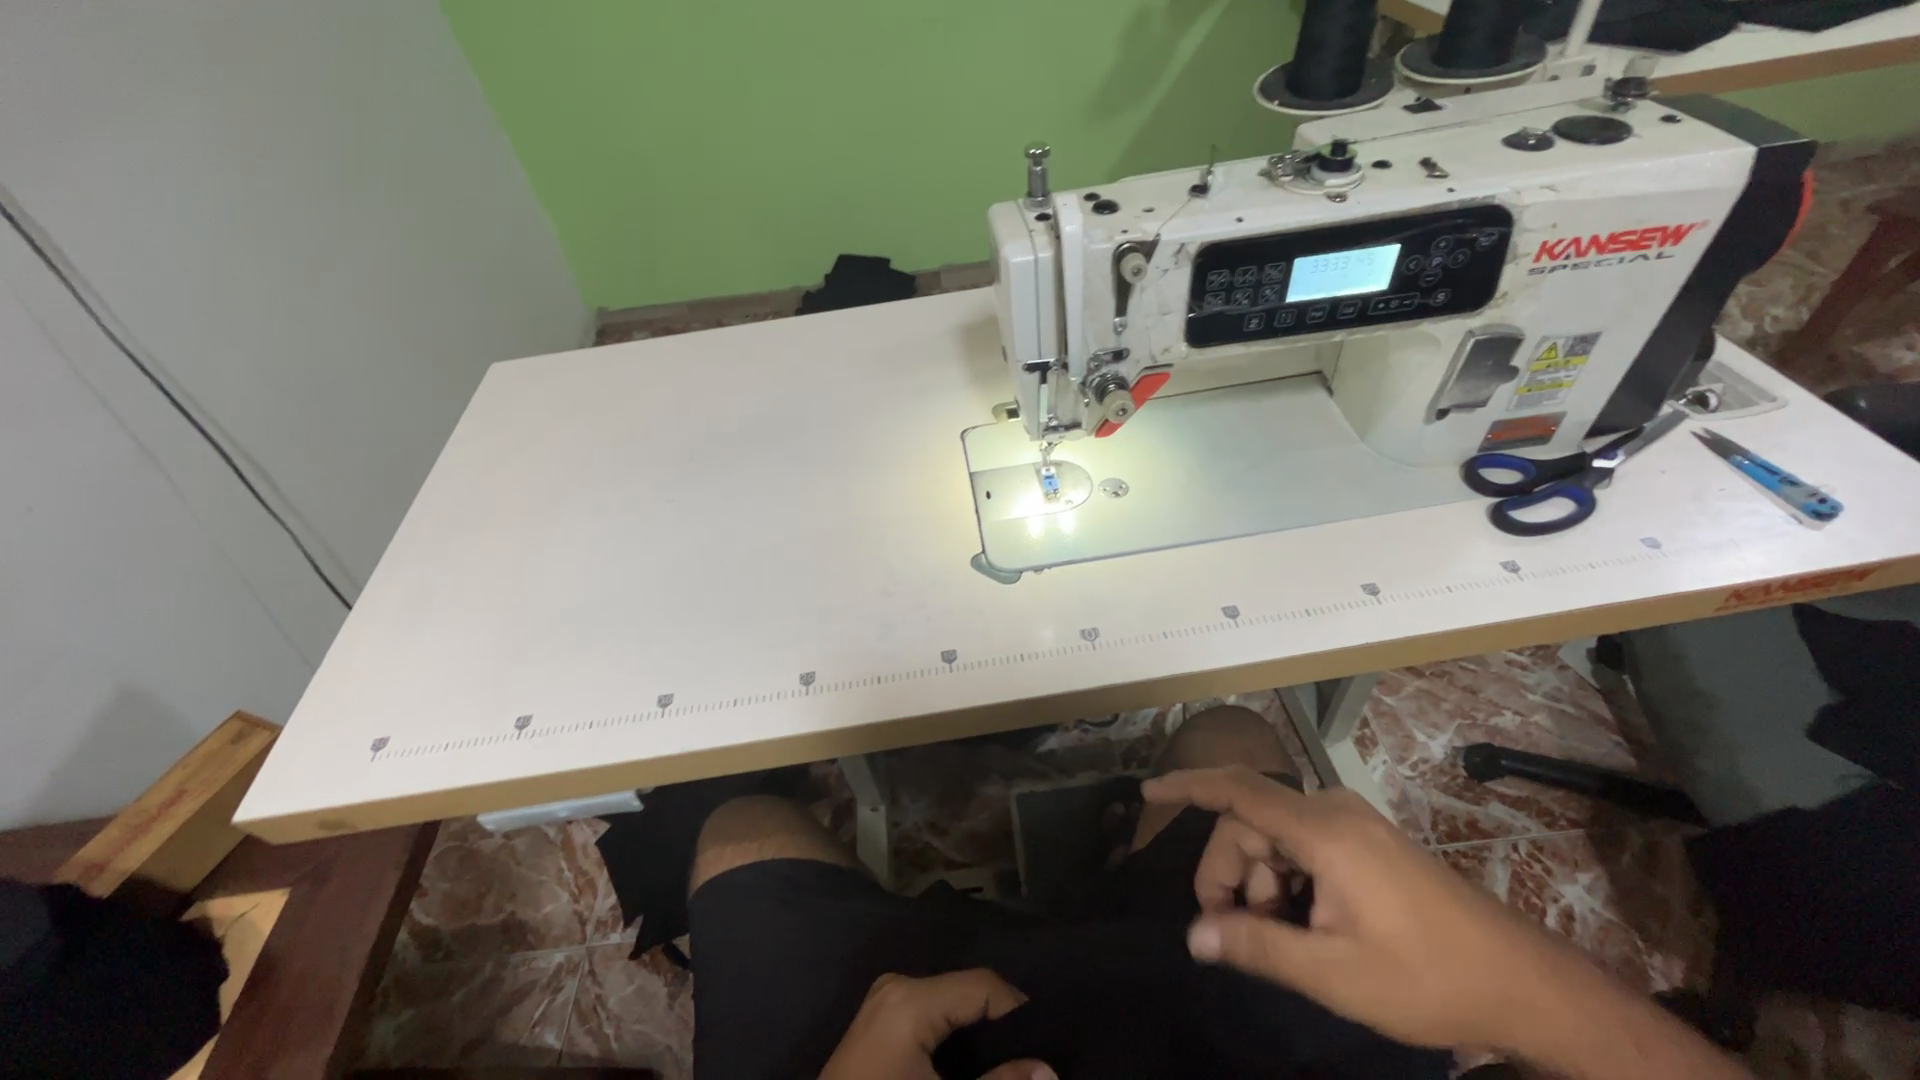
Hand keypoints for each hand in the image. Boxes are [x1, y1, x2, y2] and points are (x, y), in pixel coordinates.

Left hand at [818, 968, 1054, 1079]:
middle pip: (967, 990)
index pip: (983, 985)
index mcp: (911, 999)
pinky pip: (930, 1011)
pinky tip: (969, 1063)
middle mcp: (897, 985)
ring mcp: (884, 999)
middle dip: (1001, 1024)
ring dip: (978, 1029)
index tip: (1044, 1051)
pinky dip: (954, 1032)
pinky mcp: (879, 1017)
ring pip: (950, 1000)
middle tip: (1029, 1059)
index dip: (1020, 1012)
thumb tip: (1049, 1071)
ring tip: (1005, 1063)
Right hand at [1141, 766, 1615, 1051]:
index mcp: (1323, 831)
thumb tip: (1194, 936)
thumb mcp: (1331, 972)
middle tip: (1233, 935)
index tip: (1147, 792)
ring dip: (1261, 887)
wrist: (1523, 984)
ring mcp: (1354, 826)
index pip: (1238, 790)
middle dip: (1230, 876)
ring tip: (1283, 943)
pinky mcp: (1366, 844)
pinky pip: (1303, 850)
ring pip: (1274, 841)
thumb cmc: (1426, 977)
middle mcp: (1333, 812)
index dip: (1188, 786)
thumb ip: (1256, 946)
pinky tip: (1305, 928)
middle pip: (1250, 825)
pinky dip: (1288, 885)